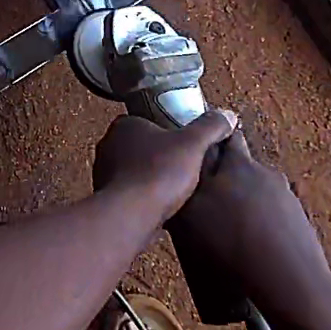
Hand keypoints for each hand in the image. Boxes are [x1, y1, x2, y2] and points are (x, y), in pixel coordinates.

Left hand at [91, 110, 236, 220]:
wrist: (131, 214)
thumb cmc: (158, 172)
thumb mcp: (193, 145)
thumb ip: (210, 127)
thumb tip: (227, 116)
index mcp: (124, 125)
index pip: (147, 121)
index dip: (168, 132)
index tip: (186, 144)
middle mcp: (109, 145)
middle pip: (141, 146)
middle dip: (162, 156)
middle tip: (185, 167)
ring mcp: (104, 171)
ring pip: (135, 170)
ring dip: (152, 178)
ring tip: (177, 189)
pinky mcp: (106, 196)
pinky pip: (130, 192)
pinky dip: (144, 196)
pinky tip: (162, 205)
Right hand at [172, 132, 330, 329]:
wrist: (289, 280)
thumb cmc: (231, 241)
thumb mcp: (189, 212)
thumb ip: (181, 184)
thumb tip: (175, 170)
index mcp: (238, 163)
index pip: (224, 136)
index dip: (210, 141)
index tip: (197, 152)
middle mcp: (266, 173)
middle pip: (240, 166)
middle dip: (224, 177)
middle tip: (206, 198)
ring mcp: (287, 198)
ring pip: (257, 191)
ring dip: (243, 202)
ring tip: (226, 228)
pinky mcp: (301, 224)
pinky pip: (273, 215)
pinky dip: (260, 224)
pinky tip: (248, 245)